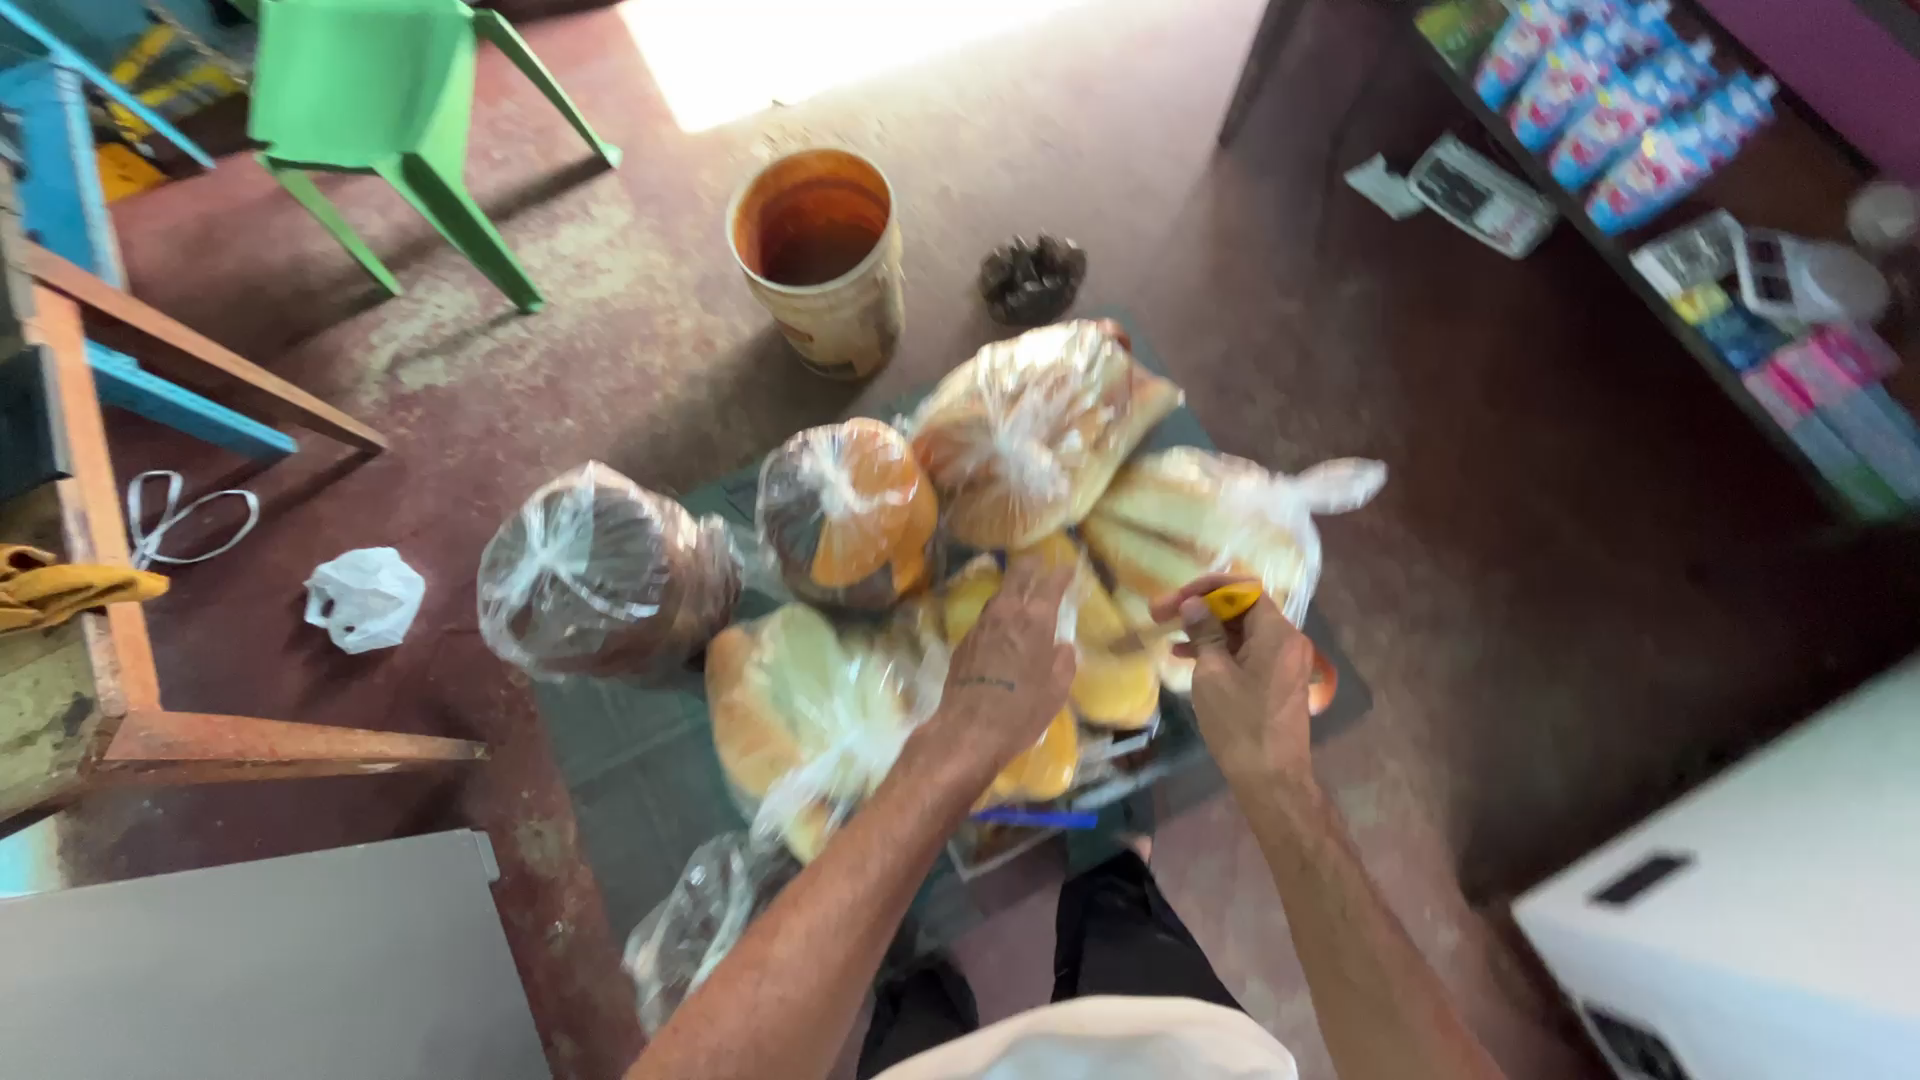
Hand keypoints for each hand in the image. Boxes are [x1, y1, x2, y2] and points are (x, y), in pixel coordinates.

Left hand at [925, 556, 1076, 780]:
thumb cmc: (1022, 710)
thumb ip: (1063, 662)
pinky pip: (985, 620)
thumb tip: (1062, 647)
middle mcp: (1006, 614)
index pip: (1050, 585)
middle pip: (1017, 576)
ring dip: (1011, 590)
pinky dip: (996, 616)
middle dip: (1030, 566)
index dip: (1060, 573)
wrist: (970, 728)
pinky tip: (1000, 627)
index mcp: (1035, 621)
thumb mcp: (1056, 690)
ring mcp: (980, 626)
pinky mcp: (964, 642)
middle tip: (1039, 561)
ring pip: (998, 597)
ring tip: (1020, 592)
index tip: (1068, 567)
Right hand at [1152, 573, 1314, 788]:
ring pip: (1241, 630)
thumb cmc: (1240, 724)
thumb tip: (1193, 604)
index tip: (1175, 599)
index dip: (1206, 588)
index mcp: (1277, 633)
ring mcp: (1284, 661)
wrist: (1271, 779)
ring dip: (1205, 627)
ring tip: (1167, 632)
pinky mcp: (1276, 680)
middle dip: (1201, 606)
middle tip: (1160, 613)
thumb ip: (1204, 632)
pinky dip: (1218, 648)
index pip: (1243, 589)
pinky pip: (1246, 651)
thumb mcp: (1213, 673)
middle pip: (1241, 607)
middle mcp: (1287, 640)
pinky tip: (1185, 655)